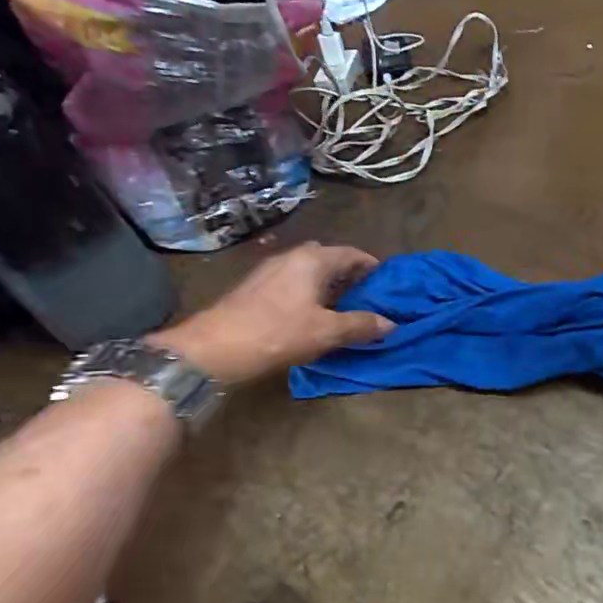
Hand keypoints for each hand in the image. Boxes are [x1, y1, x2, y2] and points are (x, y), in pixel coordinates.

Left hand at [149, 243, 395, 385]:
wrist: (212, 349)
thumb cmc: (277, 333)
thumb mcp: (327, 332)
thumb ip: (361, 325)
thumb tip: (390, 323)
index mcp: (313, 260)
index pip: (352, 253)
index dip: (371, 266)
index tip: (386, 282)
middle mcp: (291, 257)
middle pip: (329, 258)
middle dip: (349, 274)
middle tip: (366, 294)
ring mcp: (269, 271)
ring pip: (308, 270)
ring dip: (328, 284)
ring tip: (342, 307)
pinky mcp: (254, 288)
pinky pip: (292, 282)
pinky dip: (308, 292)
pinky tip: (310, 314)